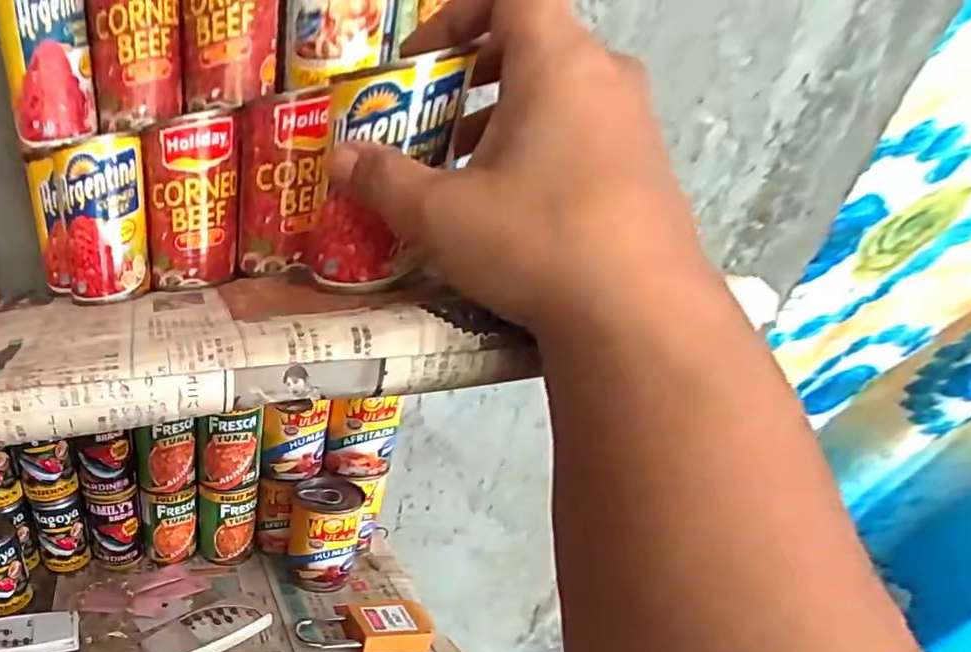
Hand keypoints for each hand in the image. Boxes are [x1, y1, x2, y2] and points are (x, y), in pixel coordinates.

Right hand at [327, 0, 713, 336]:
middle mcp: (601, 75)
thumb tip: (338, 155)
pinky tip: (491, 209)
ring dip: (488, 122)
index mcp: (557, 64)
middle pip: (528, 45)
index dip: (454, 16)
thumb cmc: (529, 240)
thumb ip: (383, 179)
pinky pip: (567, 133)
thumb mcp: (437, 213)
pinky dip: (520, 151)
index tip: (410, 64)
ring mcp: (624, 120)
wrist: (628, 304)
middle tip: (418, 127)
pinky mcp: (632, 164)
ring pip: (546, 96)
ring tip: (445, 176)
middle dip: (461, 80)